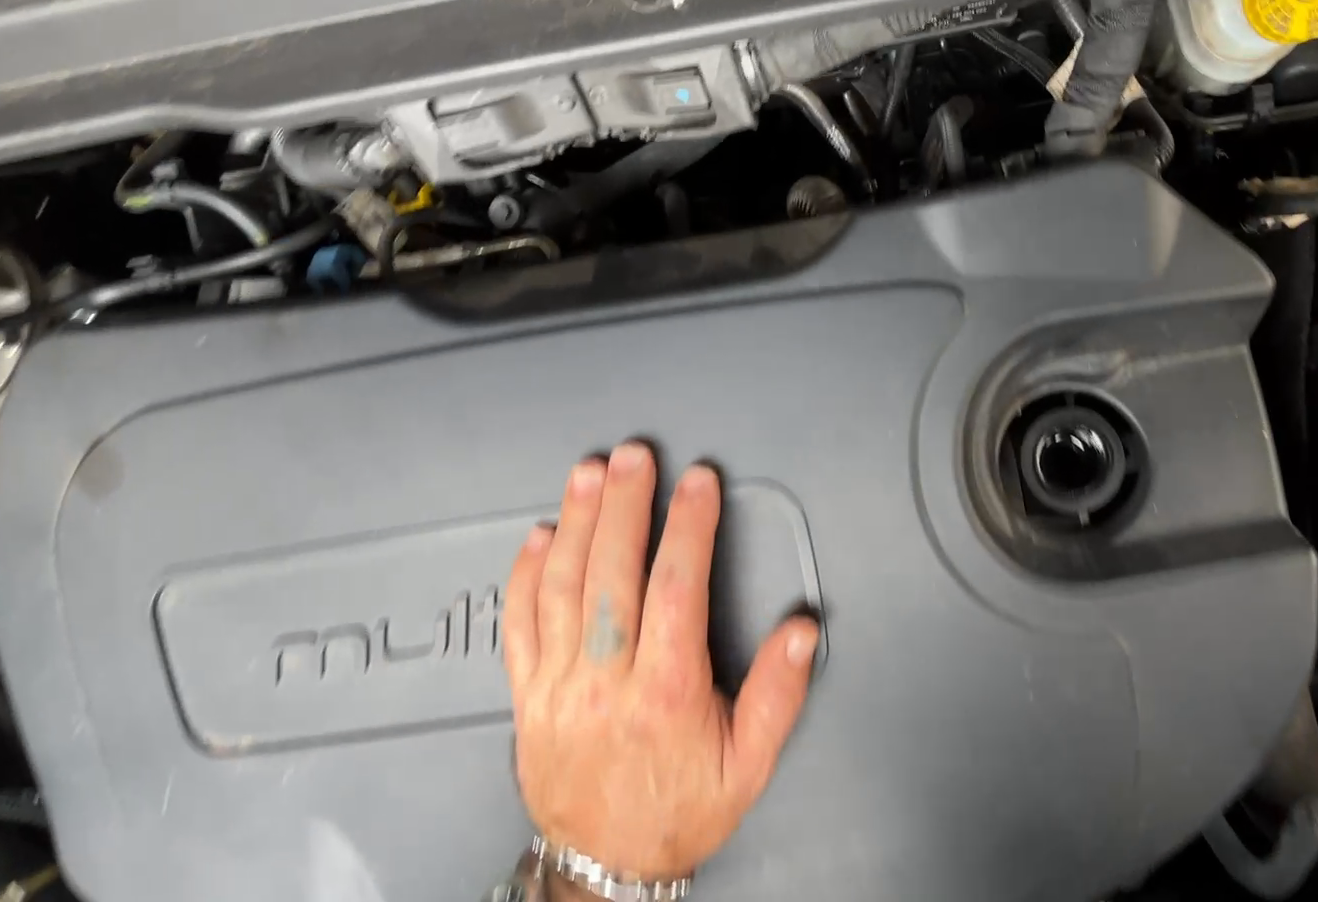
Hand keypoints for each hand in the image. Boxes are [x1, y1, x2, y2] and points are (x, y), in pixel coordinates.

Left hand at [504, 443, 820, 885]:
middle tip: (634, 456)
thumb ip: (778, 693)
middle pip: (611, 574)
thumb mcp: (750, 764)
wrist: (604, 867)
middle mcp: (606, 681)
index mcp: (665, 692)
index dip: (689, 526)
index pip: (676, 588)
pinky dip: (525, 575)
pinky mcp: (527, 696)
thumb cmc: (680, 809)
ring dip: (576, 523)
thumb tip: (800, 630)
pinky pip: (518, 627)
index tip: (698, 483)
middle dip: (624, 504)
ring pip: (561, 588)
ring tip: (588, 475)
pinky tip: (539, 537)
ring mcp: (558, 687)